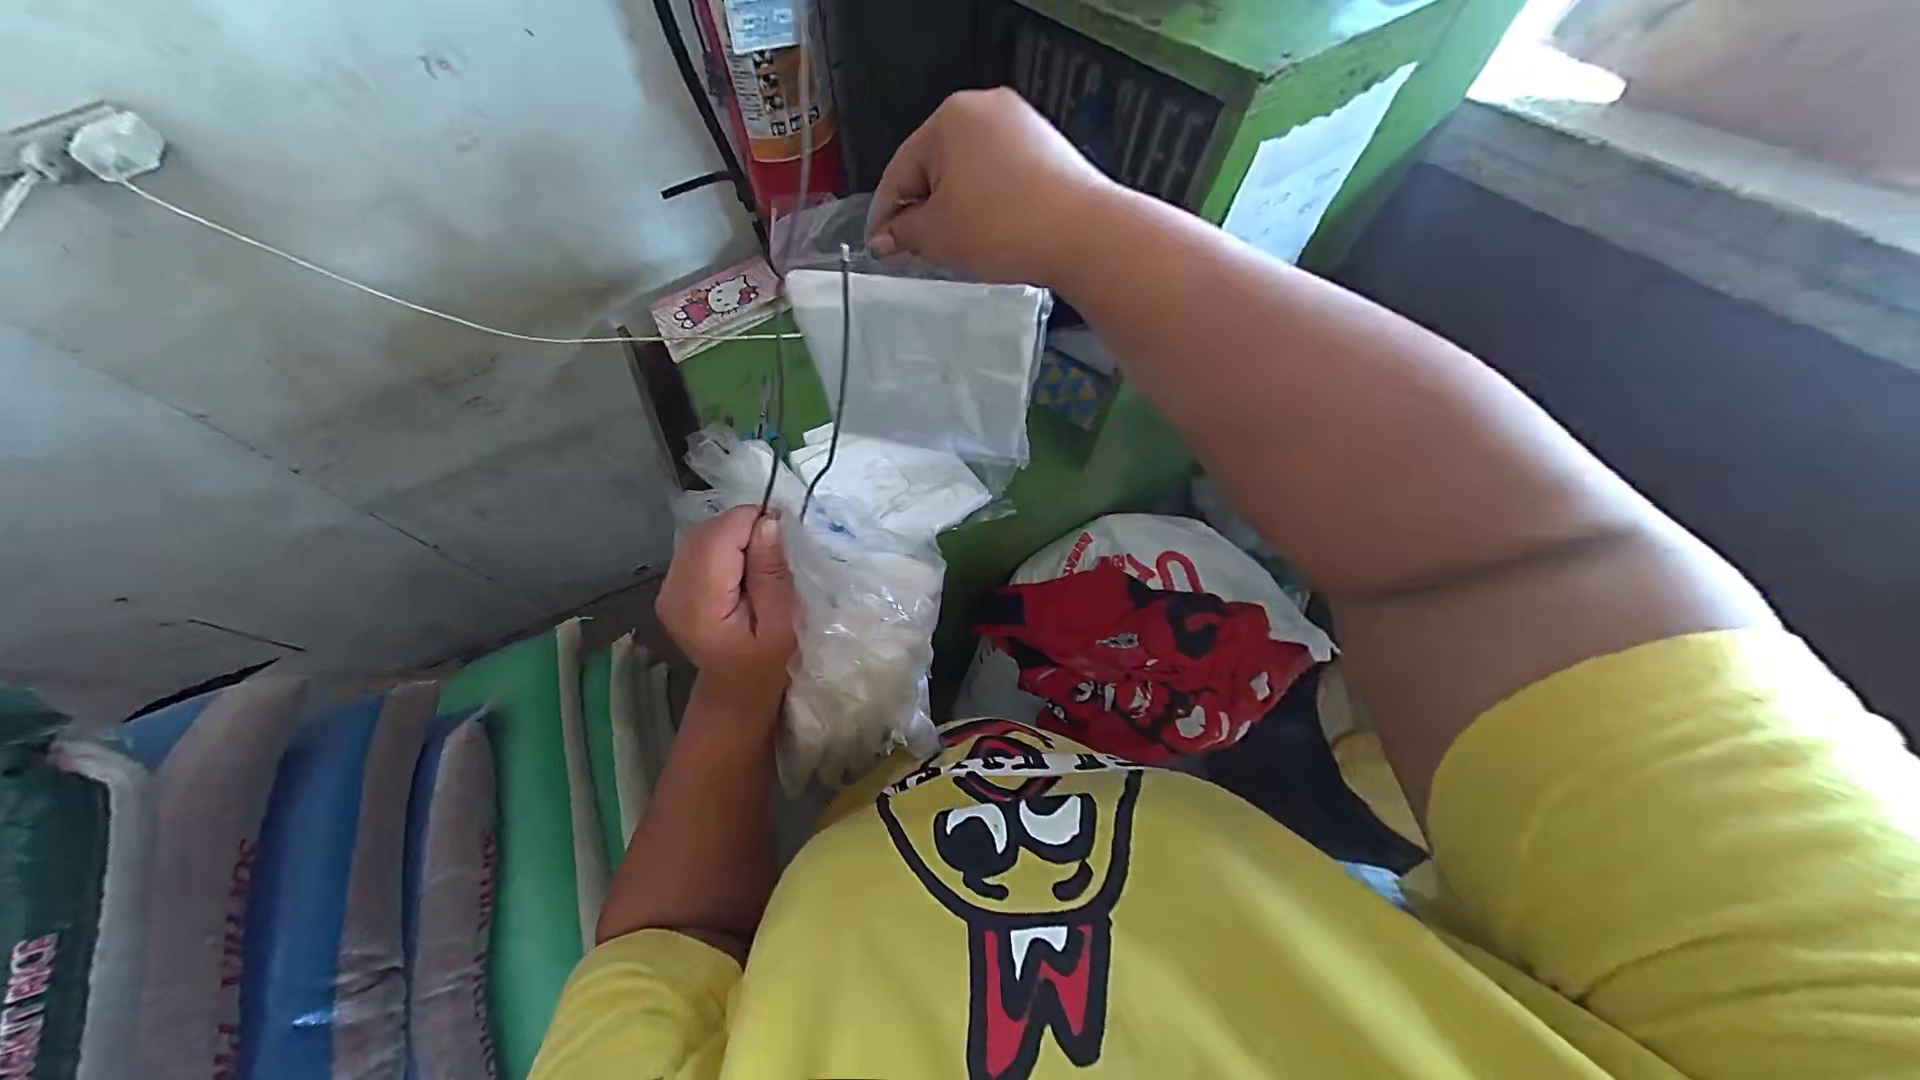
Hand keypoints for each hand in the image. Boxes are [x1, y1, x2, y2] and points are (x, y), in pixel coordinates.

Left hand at [657, 506, 798, 712]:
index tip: (784, 537)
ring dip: (735, 536)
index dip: (753, 523)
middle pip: (706, 531)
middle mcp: (672, 591)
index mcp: (698, 604)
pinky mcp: (672, 586)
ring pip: (701, 535)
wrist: (737, 691)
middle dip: (744, 527)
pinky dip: (724, 546)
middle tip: (777, 549)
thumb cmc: (767, 664)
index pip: (719, 536)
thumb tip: (768, 524)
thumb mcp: (782, 623)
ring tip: (762, 559)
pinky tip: (743, 568)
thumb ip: (771, 574)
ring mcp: (667, 588)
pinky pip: (698, 547)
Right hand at [868, 88, 1118, 285]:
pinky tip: (990, 239)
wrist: (1082, 236)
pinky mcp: (1046, 153)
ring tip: (956, 252)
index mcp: (950, 117)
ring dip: (956, 214)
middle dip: (924, 214)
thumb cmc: (1008, 226)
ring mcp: (1021, 129)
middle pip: (937, 170)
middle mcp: (986, 111)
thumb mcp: (938, 235)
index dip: (886, 215)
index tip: (882, 246)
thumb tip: (886, 239)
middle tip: (916, 254)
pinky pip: (1001, 182)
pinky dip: (988, 209)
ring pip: (970, 178)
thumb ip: (904, 234)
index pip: (901, 170)